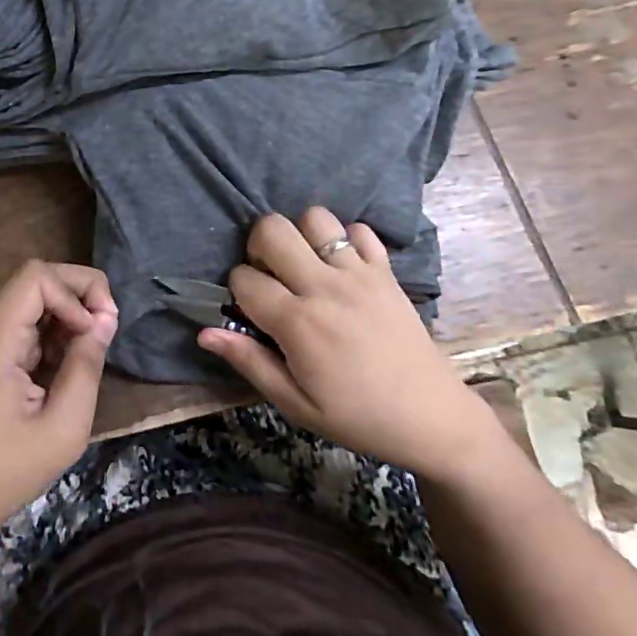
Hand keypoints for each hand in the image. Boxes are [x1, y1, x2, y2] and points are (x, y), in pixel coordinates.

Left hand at [0, 261, 118, 536]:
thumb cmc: (11, 469)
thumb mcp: (65, 425)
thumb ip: (88, 364)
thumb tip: (106, 317)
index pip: (36, 277)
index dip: (74, 292)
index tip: (94, 331)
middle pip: (36, 279)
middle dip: (79, 293)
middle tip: (107, 327)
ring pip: (34, 297)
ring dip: (70, 312)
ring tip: (90, 349)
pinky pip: (27, 321)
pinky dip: (56, 329)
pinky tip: (69, 361)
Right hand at [197, 208, 486, 480]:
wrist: (431, 417)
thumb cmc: (357, 417)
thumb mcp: (296, 404)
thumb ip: (249, 362)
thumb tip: (205, 332)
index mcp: (298, 323)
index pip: (244, 278)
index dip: (237, 290)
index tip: (250, 310)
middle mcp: (325, 287)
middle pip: (272, 229)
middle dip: (258, 247)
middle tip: (271, 277)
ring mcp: (360, 274)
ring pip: (315, 218)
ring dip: (301, 236)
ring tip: (306, 266)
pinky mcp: (386, 271)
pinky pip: (361, 230)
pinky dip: (346, 240)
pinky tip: (344, 268)